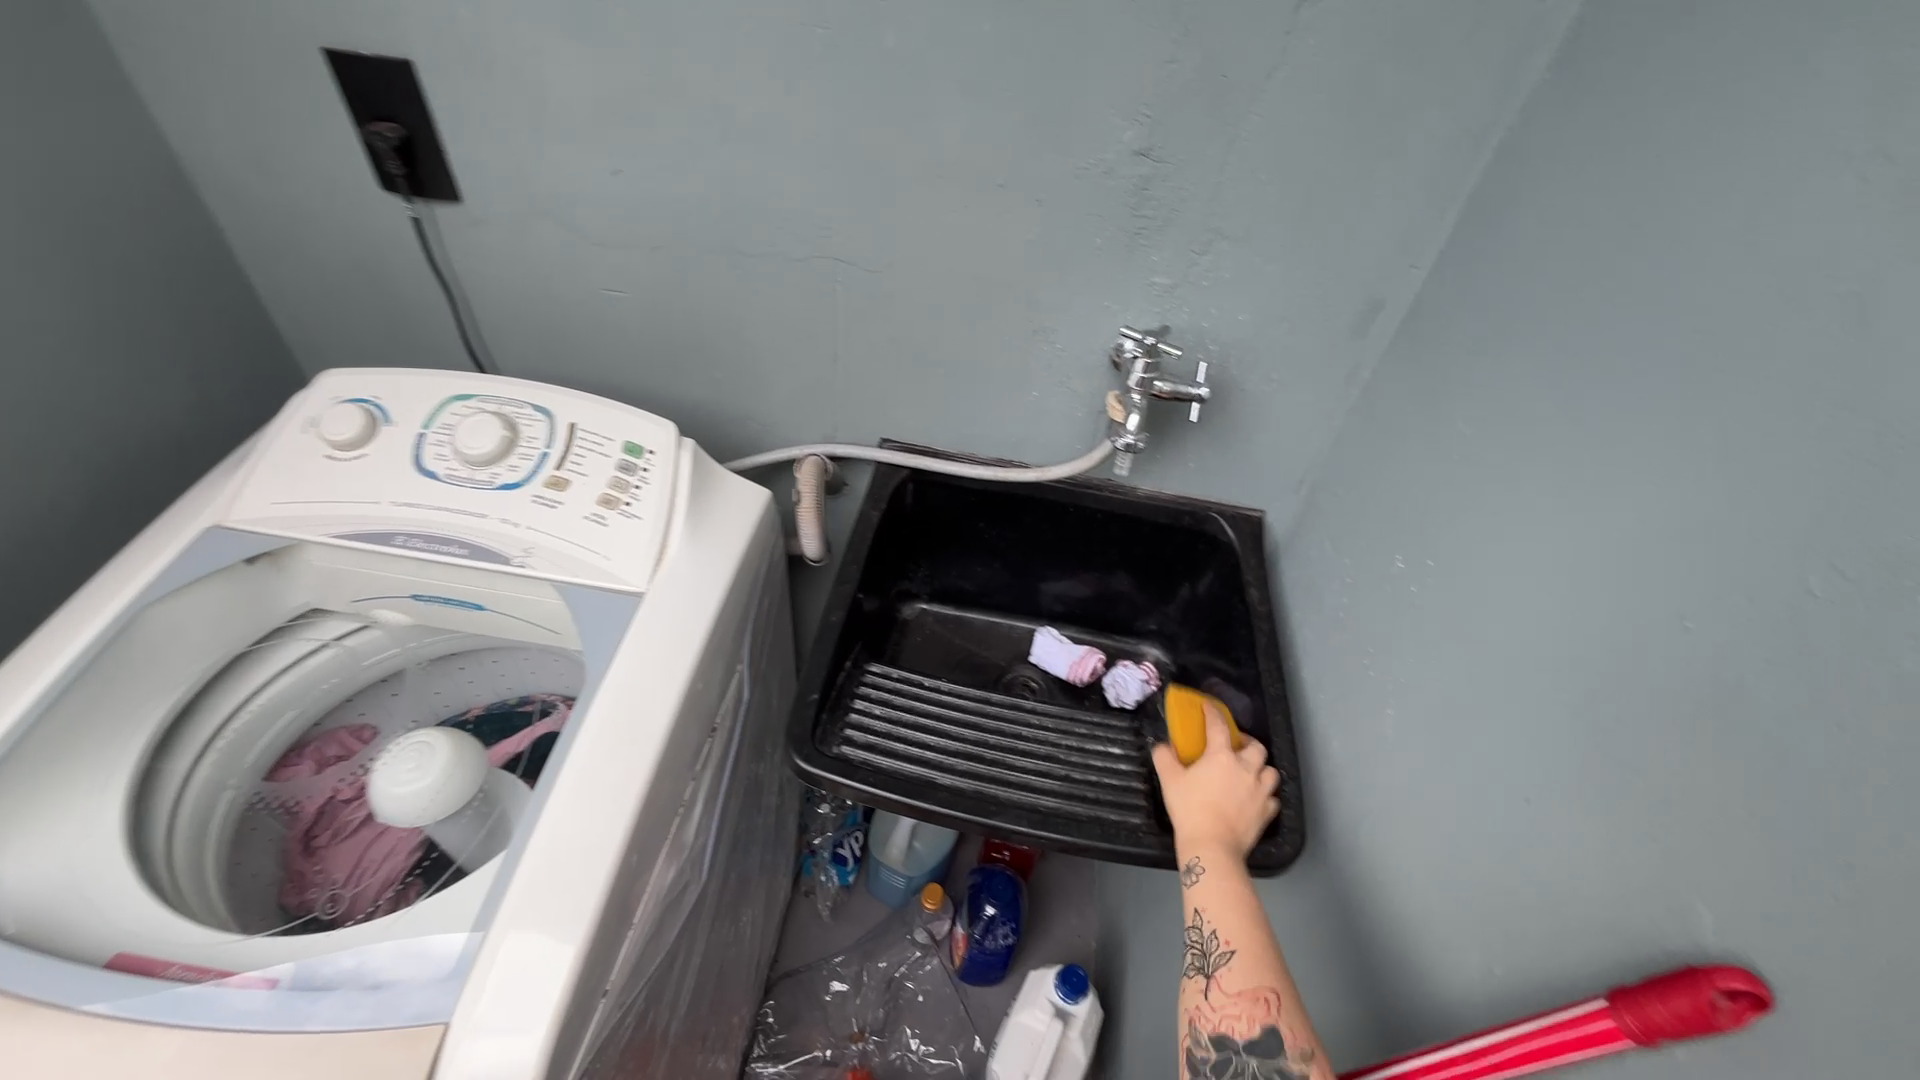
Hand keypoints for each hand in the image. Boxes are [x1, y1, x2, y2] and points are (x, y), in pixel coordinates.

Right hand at [1151, 701, 1279, 860]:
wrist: (1212, 845)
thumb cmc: (1189, 809)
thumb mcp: (1169, 780)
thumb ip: (1164, 758)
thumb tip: (1162, 746)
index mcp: (1221, 756)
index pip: (1219, 726)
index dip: (1213, 713)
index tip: (1208, 707)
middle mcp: (1246, 768)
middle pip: (1256, 747)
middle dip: (1247, 742)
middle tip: (1235, 746)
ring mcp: (1260, 791)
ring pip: (1270, 771)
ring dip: (1261, 768)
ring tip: (1250, 772)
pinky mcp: (1267, 812)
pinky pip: (1272, 798)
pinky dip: (1265, 795)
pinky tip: (1255, 799)